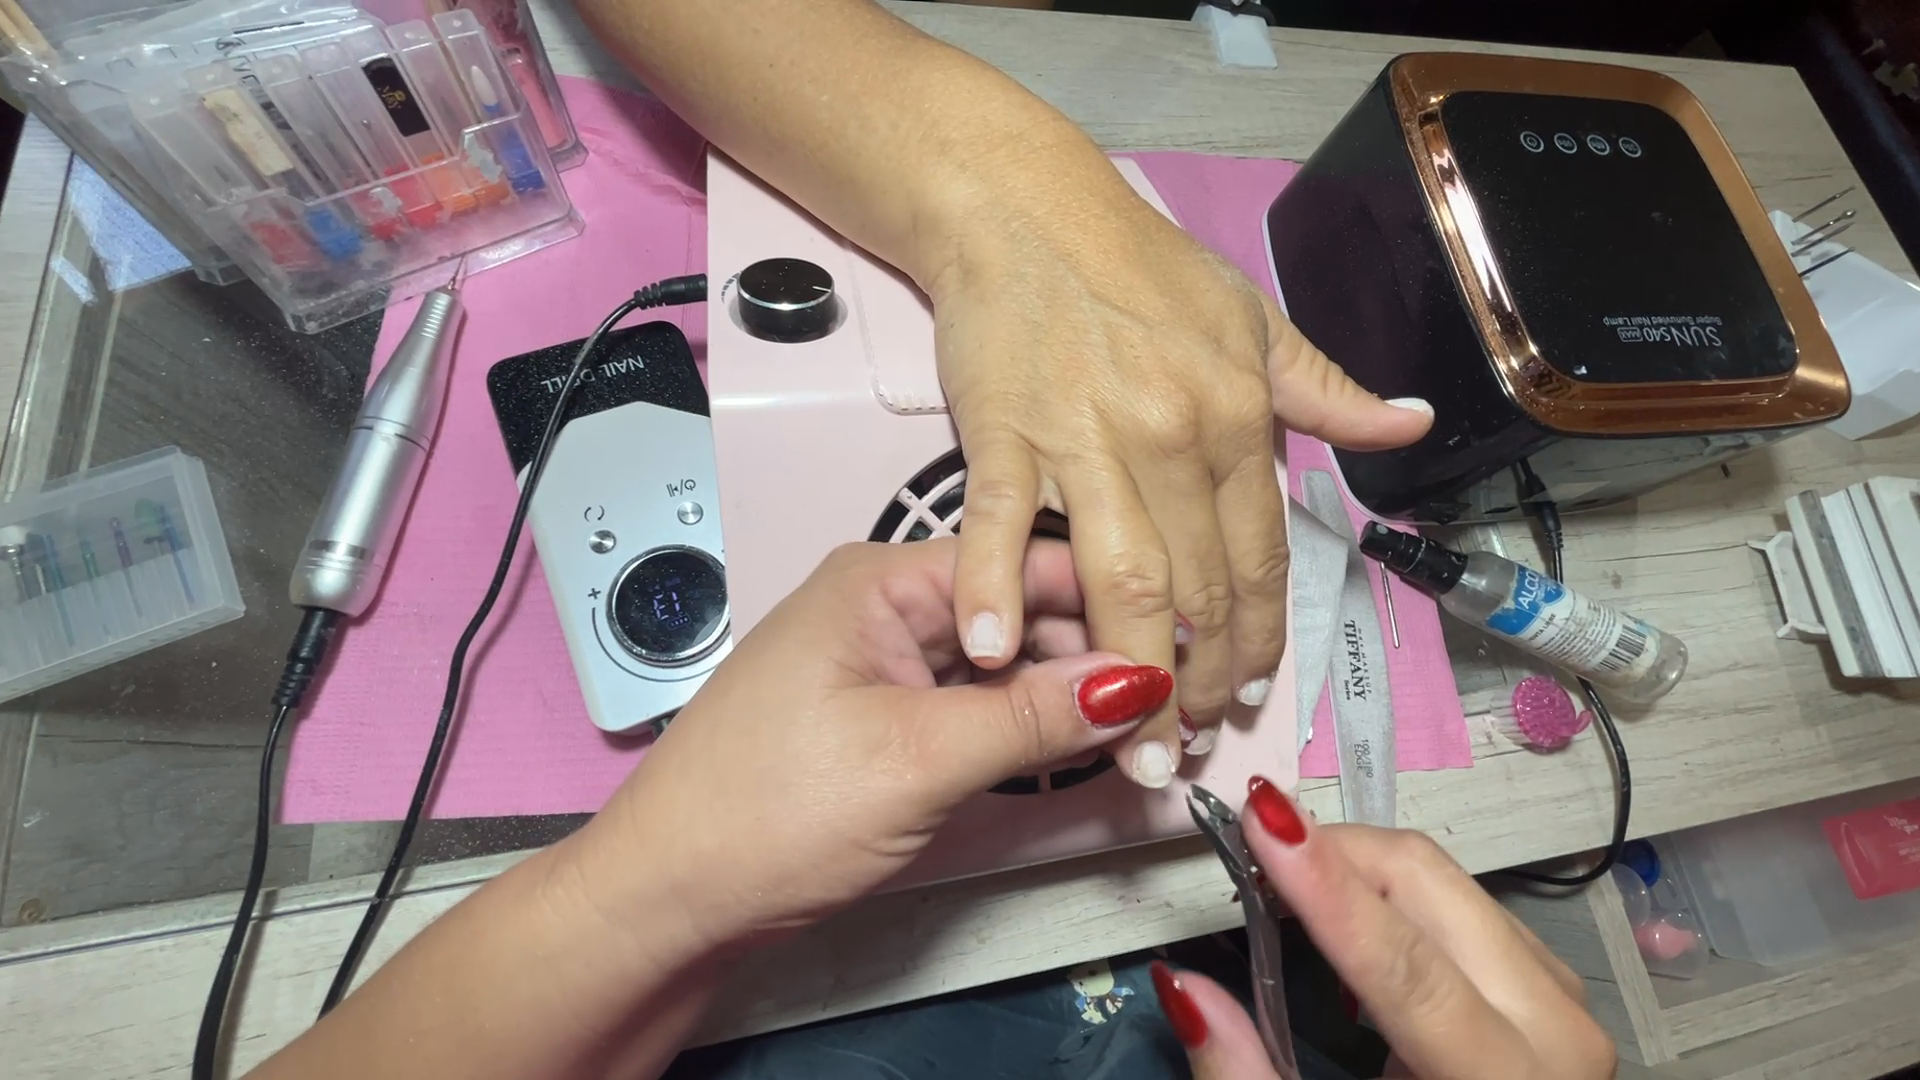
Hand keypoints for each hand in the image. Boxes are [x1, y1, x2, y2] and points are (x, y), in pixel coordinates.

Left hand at [582, 538, 1170, 948]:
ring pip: (1006, 665)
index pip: (1021, 565)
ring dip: (1068, 701)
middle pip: (1020, 616)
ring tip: (1144, 740)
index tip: (1178, 647)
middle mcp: (892, 606)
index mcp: (883, 580)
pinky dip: (1030, 729)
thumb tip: (1137, 682)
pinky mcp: (896, 714)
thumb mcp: (914, 758)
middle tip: (1172, 717)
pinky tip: (1083, 749)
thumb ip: (1029, 717)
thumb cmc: (769, 810)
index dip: (1105, 604)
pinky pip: (980, 705)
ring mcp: (894, 662)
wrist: (673, 898)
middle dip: (1094, 664)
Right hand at [930, 165, 1430, 789]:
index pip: (1261, 557)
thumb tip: (1407, 423)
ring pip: (1122, 577)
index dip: (1258, 639)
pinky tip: (996, 650)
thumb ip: (1322, 383)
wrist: (1025, 214)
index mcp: (1233, 415)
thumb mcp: (1249, 314)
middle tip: (1183, 746)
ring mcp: (1083, 438)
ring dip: (1128, 673)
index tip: (1245, 695)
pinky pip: (1004, 520)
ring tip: (1126, 745)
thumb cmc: (1134, 265)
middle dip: (1198, 683)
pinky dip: (998, 584)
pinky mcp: (1003, 433)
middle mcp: (1171, 437)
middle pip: (1199, 589)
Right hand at [1152, 780, 1615, 1078]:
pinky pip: (1447, 888)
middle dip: (1322, 850)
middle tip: (1244, 860)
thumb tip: (1178, 982)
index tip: (1257, 815)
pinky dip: (1374, 879)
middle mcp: (1551, 1024)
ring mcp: (1553, 987)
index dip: (1325, 886)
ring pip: (1433, 870)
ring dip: (1345, 860)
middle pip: (1421, 880)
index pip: (1406, 968)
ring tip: (1280, 886)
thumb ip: (1245, 1076)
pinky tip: (1337, 909)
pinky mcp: (1539, 967)